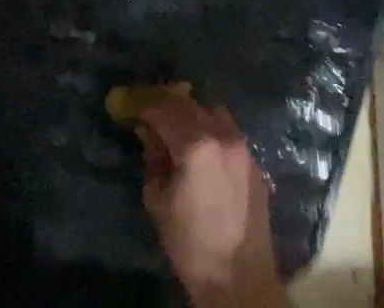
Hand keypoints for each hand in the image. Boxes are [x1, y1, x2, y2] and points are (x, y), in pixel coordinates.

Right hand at [136, 99, 287, 307]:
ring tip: (176, 127)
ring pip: (213, 112)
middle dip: (166, 104)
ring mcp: (243, 148)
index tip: (129, 106)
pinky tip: (200, 146)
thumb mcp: (157, 200)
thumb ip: (153, 159)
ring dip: (191, 113)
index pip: (163, 109)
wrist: (240, 278)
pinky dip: (210, 128)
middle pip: (189, 104)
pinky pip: (228, 131)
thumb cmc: (190, 243)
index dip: (143, 105)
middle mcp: (223, 136)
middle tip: (148, 113)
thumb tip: (149, 135)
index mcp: (196, 146)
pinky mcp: (254, 162)